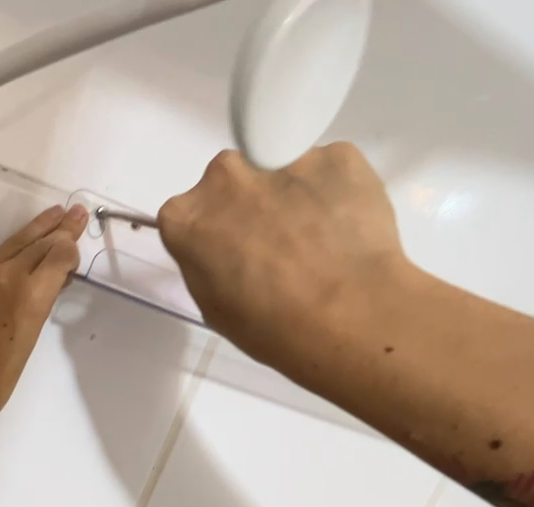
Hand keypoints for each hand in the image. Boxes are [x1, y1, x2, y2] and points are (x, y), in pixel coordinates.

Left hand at [0, 205, 88, 448]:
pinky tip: (10, 262)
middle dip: (59, 229)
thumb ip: (41, 299)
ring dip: (33, 234)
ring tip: (52, 217)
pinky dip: (1, 263)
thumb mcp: (32, 335)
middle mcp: (2, 275)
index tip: (76, 240)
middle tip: (74, 213)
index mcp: (29, 294)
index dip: (70, 246)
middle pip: (37, 242)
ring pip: (10, 247)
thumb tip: (50, 277)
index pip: (58, 254)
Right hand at [159, 145, 414, 380]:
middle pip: (231, 182)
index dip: (211, 236)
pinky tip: (346, 231)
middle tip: (274, 246)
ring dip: (293, 198)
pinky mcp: (338, 155)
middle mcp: (227, 175)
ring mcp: (282, 159)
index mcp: (186, 215)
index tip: (230, 255)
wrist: (347, 315)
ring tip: (318, 243)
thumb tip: (223, 248)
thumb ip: (206, 261)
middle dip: (248, 205)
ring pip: (283, 172)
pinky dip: (337, 193)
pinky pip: (331, 170)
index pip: (188, 214)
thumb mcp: (213, 306)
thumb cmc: (269, 325)